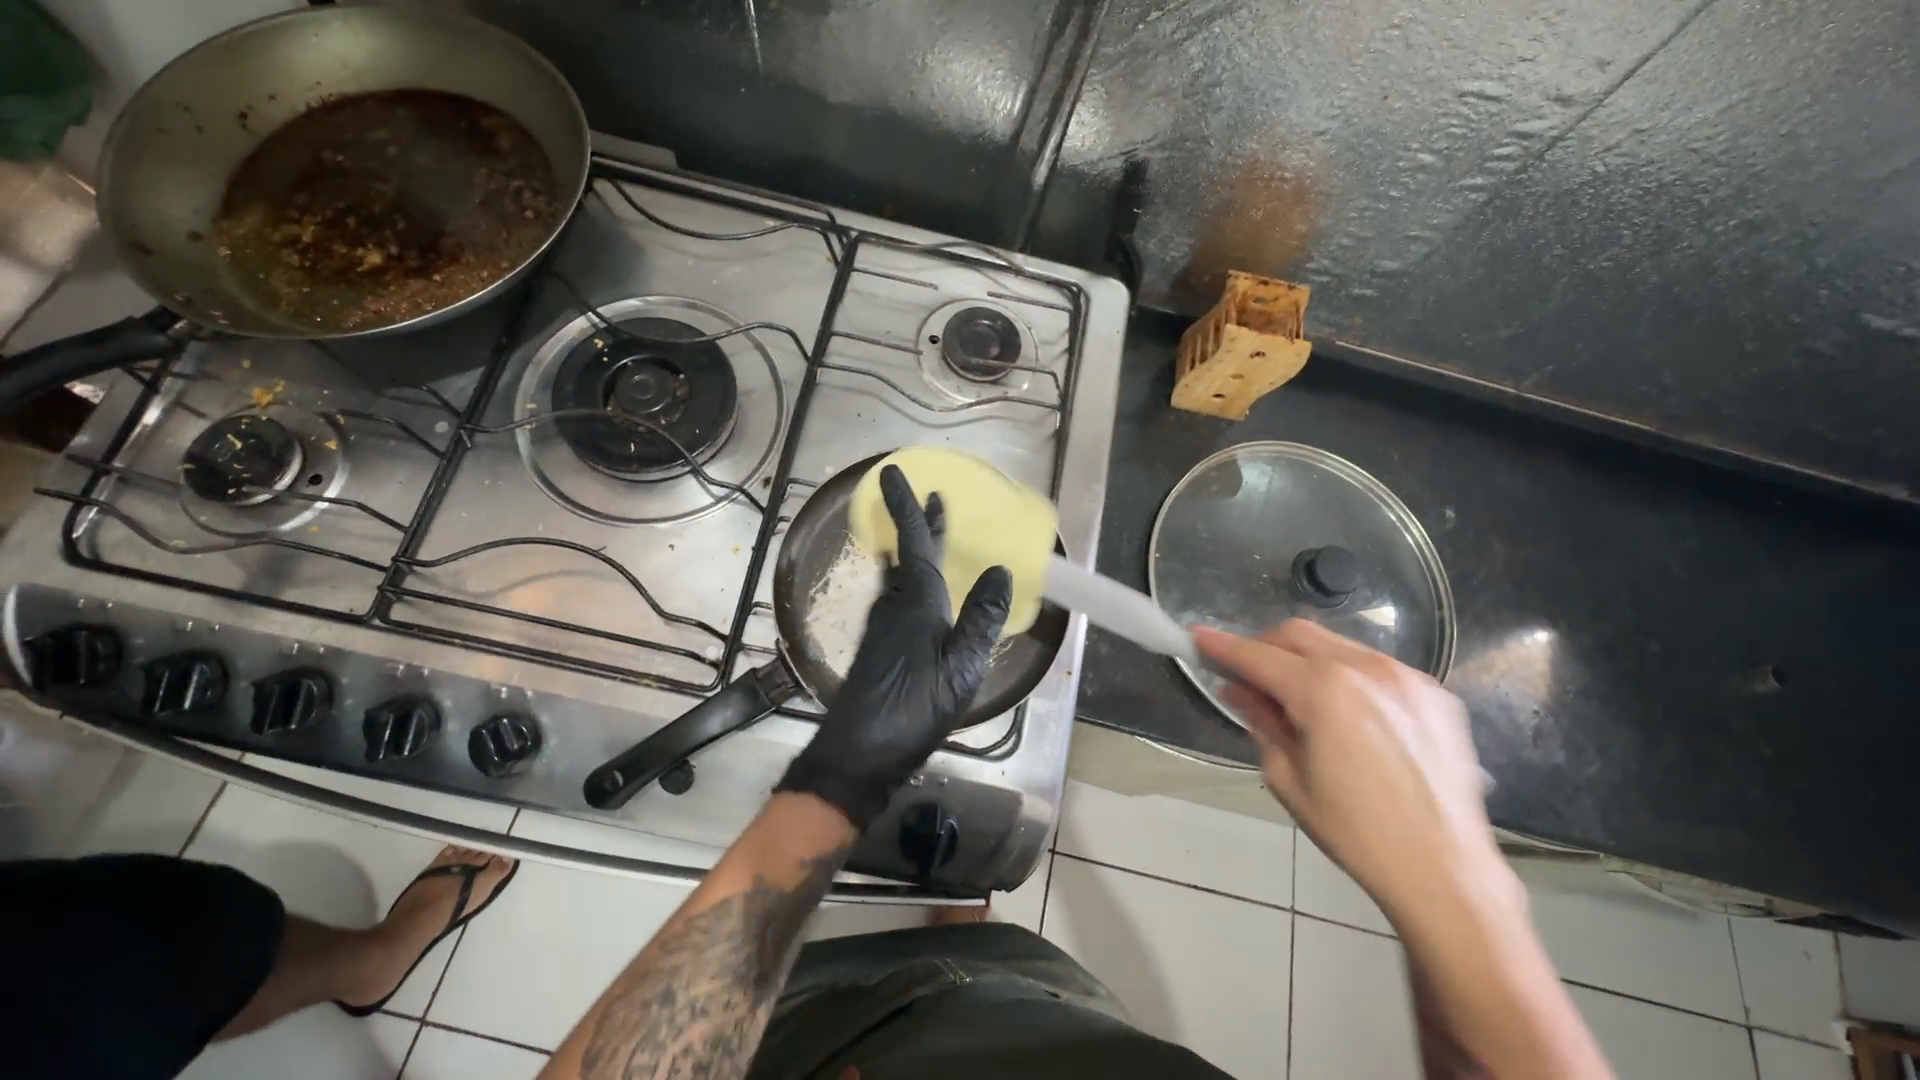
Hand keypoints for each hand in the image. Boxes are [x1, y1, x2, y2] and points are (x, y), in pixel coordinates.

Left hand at [775, 465, 1011, 829]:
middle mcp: (896, 604)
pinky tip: (923, 592)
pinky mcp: (881, 645)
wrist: (860, 750)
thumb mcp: (962, 666)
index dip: (909, 506)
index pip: (915, 541)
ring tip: (931, 534)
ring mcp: (884, 626)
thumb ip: (982, 618)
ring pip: (902, 575)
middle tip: (927, 497)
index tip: (893, 472)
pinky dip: (914, 579)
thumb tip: (1000, 569)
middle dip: (917, 523)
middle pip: (907, 553)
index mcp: (917, 602)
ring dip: (916, 550)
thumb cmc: (915, 707)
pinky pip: (900, 595)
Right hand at [1193, 620, 1514, 925]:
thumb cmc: (1355, 833)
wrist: (1444, 869)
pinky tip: (1347, 714)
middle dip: (1264, 647)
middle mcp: (1366, 669)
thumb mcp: (1289, 779)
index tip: (1196, 637)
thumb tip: (1240, 692)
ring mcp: (1406, 677)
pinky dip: (1348, 675)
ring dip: (1306, 660)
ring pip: (1338, 646)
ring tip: (1297, 700)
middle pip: (1297, 634)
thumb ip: (1262, 723)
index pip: (1257, 656)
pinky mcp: (1434, 694)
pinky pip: (1376, 667)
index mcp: (1323, 692)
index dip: (1222, 646)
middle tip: (1246, 678)